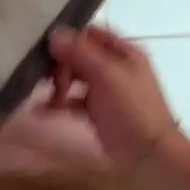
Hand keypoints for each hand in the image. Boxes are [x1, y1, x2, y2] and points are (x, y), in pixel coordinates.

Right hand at [47, 26, 178, 164]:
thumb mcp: (107, 76)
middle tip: (48, 77)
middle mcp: (115, 67)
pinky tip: (40, 109)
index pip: (92, 34)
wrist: (149, 156)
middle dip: (61, 64)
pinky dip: (58, 103)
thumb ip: (80, 53)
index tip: (48, 46)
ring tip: (46, 95)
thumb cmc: (133, 109)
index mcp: (124, 52)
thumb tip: (54, 33)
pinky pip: (72, 100)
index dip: (70, 38)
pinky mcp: (97, 110)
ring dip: (57, 83)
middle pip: (80, 55)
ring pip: (75, 77)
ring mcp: (106, 89)